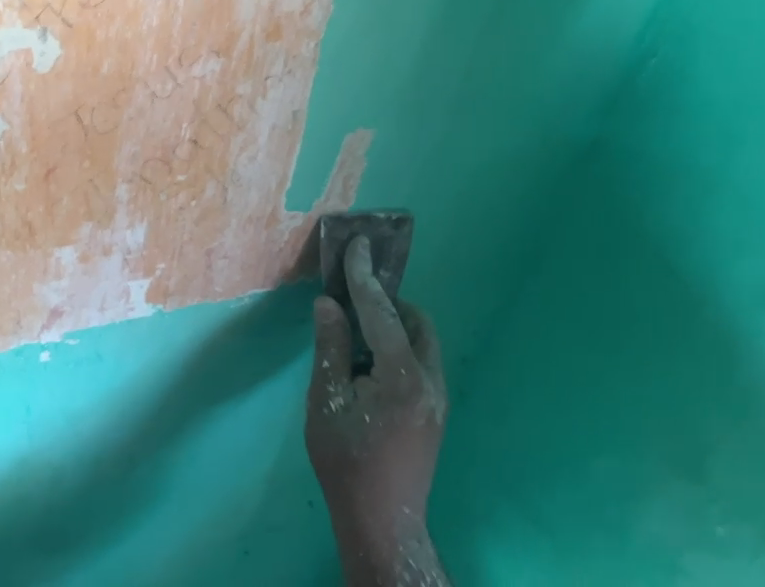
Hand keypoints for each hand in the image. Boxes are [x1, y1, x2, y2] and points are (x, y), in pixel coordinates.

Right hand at [306, 236, 446, 536]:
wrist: (382, 521)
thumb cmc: (346, 460)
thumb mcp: (326, 400)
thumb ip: (330, 347)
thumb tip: (330, 304)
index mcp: (402, 375)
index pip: (382, 311)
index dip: (364, 276)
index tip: (357, 244)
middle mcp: (431, 380)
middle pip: (415, 322)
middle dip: (386, 302)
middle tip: (351, 296)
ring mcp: (438, 399)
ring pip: (421, 342)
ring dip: (392, 325)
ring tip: (355, 332)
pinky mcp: (435, 413)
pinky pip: (420, 362)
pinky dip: (397, 348)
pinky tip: (368, 365)